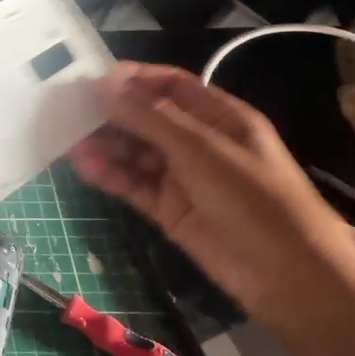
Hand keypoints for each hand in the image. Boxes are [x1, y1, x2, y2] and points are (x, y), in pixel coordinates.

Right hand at [69, 62, 354, 323]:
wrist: (290, 278)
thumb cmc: (255, 200)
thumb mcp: (202, 150)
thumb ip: (148, 116)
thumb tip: (102, 83)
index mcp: (220, 118)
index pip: (170, 85)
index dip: (131, 78)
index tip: (88, 77)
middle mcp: (199, 142)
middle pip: (146, 117)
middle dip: (108, 112)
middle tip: (65, 109)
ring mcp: (183, 177)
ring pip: (134, 151)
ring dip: (103, 144)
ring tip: (66, 140)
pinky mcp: (169, 209)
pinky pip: (132, 184)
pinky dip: (108, 174)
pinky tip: (82, 166)